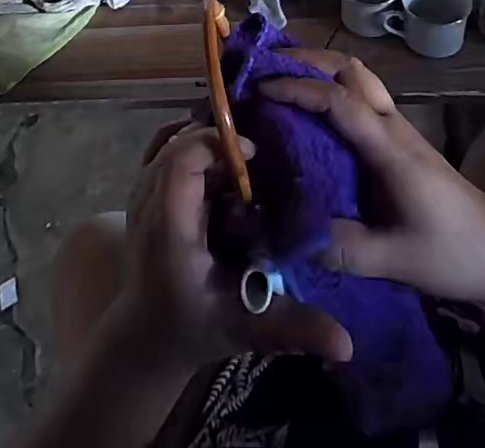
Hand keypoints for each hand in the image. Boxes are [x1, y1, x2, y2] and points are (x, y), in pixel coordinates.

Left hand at [101, 122, 352, 371]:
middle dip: (218, 142)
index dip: (218, 144)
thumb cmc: (191, 327)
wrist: (144, 335)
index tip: (255, 154)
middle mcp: (148, 200)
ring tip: (238, 156)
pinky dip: (185, 142)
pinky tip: (212, 153)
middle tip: (254, 158)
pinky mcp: (140, 192)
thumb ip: (288, 328)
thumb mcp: (241, 328)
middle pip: (179, 143)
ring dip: (204, 143)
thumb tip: (346, 343)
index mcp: (169, 225)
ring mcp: (139, 193)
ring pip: (170, 142)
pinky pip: (158, 148)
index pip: (184, 160)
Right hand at [262, 51, 484, 302]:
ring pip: (356, 74)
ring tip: (279, 78)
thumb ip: (342, 249)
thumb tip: (286, 236)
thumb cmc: (455, 252)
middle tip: (263, 69)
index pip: (339, 99)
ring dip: (317, 66)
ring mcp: (397, 127)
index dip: (297, 88)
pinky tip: (308, 109)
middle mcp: (392, 125)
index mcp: (389, 147)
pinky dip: (328, 85)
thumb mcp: (397, 261)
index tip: (260, 91)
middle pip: (348, 68)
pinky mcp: (396, 137)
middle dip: (303, 60)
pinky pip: (358, 94)